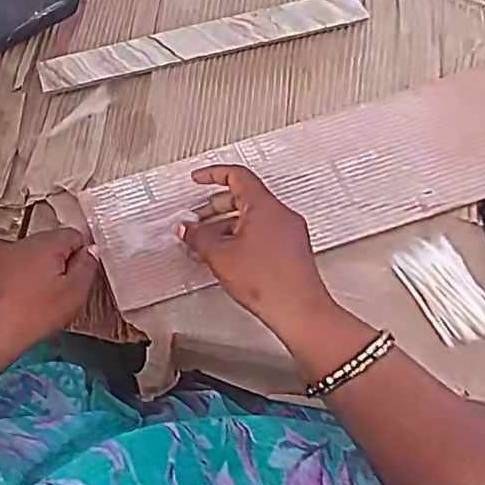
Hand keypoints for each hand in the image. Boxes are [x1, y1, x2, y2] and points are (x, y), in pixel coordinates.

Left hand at [0, 228, 100, 354]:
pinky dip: (33, 279)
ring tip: (50, 297)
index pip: (75, 235)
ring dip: (49, 271)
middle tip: (68, 290)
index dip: (84, 254)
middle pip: (56, 243)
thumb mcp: (75, 291)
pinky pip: (25, 267)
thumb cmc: (39, 310)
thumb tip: (91, 249)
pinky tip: (33, 299)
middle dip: (66, 262)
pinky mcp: (0, 269)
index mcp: (48, 242)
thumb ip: (87, 266)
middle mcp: (28, 241)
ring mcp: (11, 254)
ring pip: (40, 256)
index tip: (83, 277)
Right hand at [177, 165, 340, 333]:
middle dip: (214, 207)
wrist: (297, 310)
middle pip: (243, 197)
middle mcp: (280, 215)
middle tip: (195, 218)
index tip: (199, 178)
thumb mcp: (219, 254)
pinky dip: (239, 236)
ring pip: (251, 217)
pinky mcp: (290, 249)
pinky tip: (224, 254)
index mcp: (265, 207)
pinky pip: (260, 232)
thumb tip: (187, 229)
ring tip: (205, 241)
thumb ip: (198, 236)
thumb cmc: (268, 281)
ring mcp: (288, 232)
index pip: (237, 176)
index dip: (213, 174)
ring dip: (225, 225)